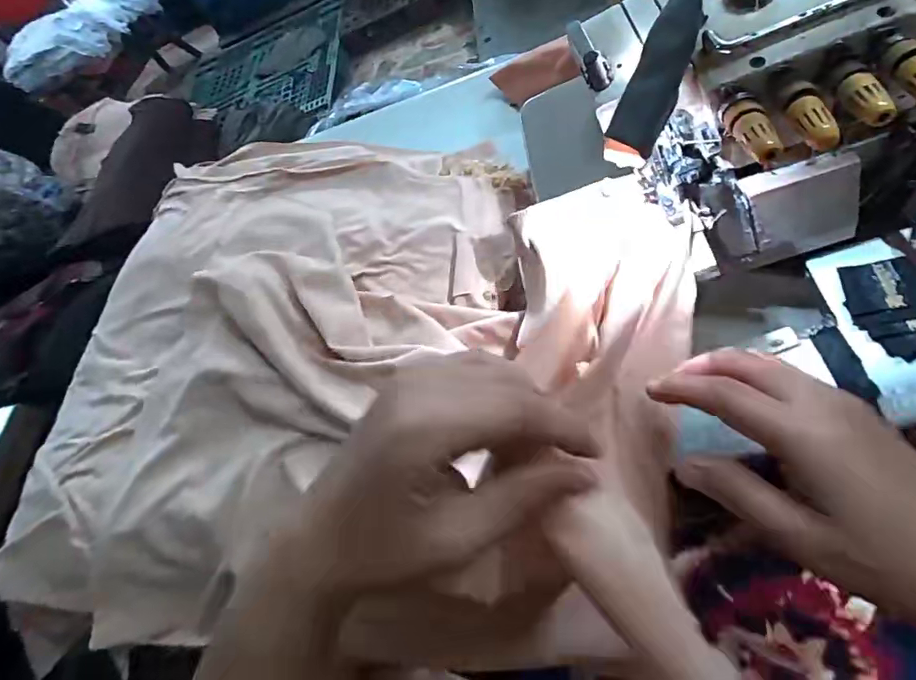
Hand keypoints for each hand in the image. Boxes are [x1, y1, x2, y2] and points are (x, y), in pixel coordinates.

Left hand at [201, 354, 598, 679]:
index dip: (562, 425)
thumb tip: (583, 474)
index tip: (595, 453)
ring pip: (490, 366)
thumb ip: (523, 498)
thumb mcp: (459, 539)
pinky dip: (498, 388)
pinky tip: (505, 421)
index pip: (514, 406)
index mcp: (426, 424)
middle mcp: (419, 384)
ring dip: (523, 397)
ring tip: (540, 442)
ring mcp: (410, 374)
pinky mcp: (407, 376)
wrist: (320, 539)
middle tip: (569, 456)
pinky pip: (469, 366)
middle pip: (506, 381)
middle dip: (546, 413)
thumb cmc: (387, 549)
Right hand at [648, 349, 915, 636]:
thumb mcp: (806, 540)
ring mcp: (841, 401)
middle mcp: (818, 401)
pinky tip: (752, 405)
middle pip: (748, 362)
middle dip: (703, 363)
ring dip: (731, 367)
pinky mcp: (856, 410)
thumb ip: (741, 495)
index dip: (682, 386)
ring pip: (771, 364)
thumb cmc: (889, 561)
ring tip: (702, 387)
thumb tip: (687, 465)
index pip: (725, 392)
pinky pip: (793, 377)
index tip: (650, 389)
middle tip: (671, 381)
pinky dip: (758, 377)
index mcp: (801, 432)